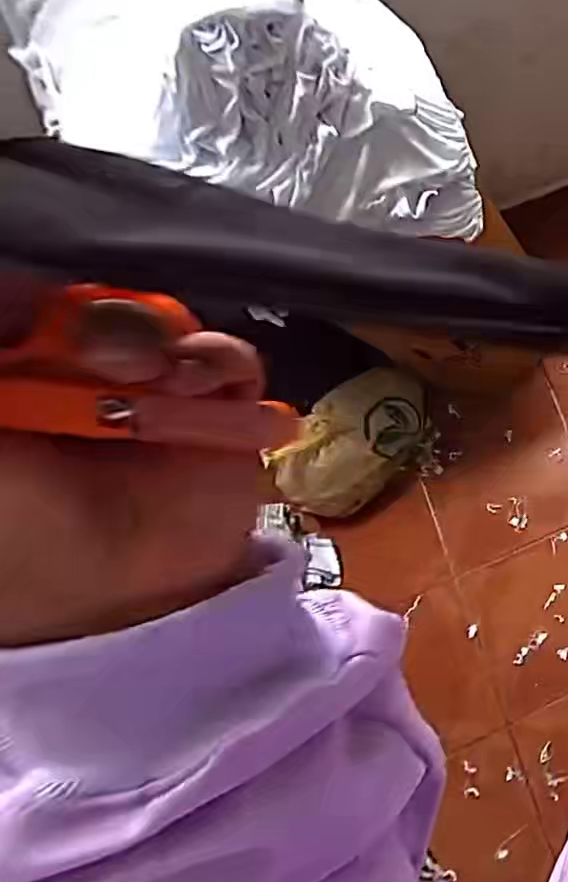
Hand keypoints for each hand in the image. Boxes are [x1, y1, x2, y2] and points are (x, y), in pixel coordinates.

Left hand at [0, 277, 274, 647]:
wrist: (122, 586)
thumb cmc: (15, 526)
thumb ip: (4, 380)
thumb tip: (23, 295)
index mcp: (3, 379)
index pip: (17, 306)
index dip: (30, 296)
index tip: (40, 310)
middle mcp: (66, 372)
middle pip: (92, 306)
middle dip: (108, 321)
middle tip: (113, 358)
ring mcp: (148, 387)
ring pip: (167, 326)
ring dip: (173, 348)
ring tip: (174, 384)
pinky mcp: (218, 405)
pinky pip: (232, 361)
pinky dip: (227, 372)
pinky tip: (213, 398)